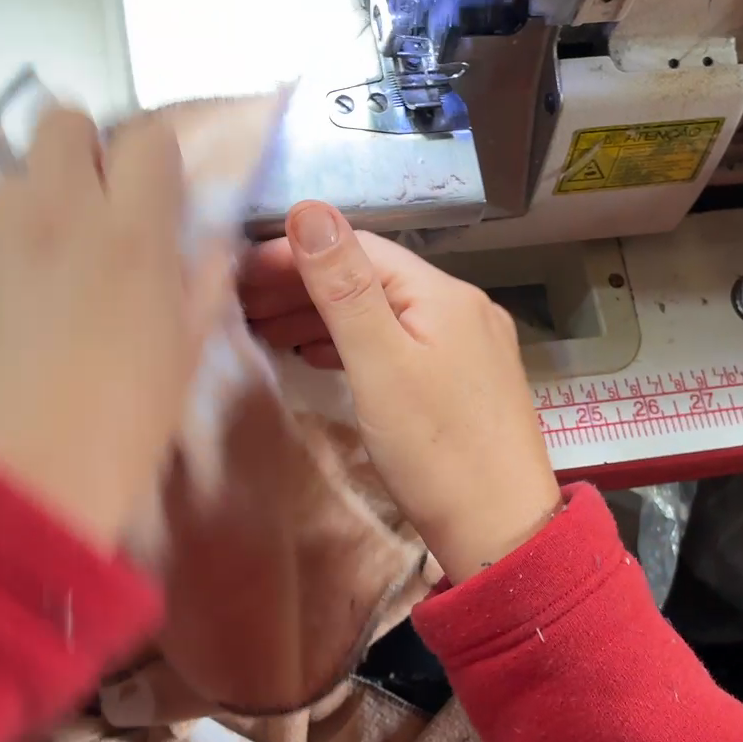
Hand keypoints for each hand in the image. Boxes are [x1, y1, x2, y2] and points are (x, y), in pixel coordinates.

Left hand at [0, 108, 225, 550]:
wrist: (9, 485)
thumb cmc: (118, 431)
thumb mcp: (182, 359)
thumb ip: (202, 285)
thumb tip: (209, 241)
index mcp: (134, 238)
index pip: (148, 141)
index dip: (157, 160)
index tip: (159, 193)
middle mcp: (58, 212)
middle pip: (64, 121)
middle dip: (86, 149)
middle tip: (96, 205)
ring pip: (6, 156)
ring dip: (32, 180)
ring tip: (40, 238)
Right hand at [240, 201, 561, 582]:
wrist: (502, 533)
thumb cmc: (436, 451)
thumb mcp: (380, 365)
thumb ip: (344, 288)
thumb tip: (308, 208)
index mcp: (444, 295)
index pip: (359, 251)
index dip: (296, 255)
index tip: (240, 273)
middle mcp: (463, 309)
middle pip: (372, 280)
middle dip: (305, 287)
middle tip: (244, 306)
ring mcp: (469, 347)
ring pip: (385, 315)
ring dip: (326, 317)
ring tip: (269, 331)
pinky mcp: (465, 382)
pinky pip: (400, 345)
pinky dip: (356, 346)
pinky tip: (323, 356)